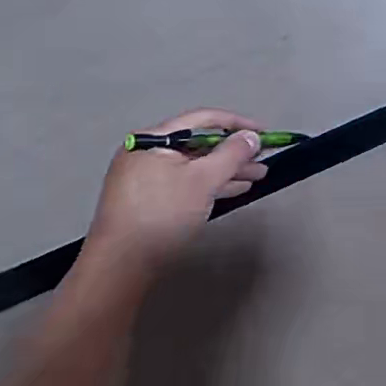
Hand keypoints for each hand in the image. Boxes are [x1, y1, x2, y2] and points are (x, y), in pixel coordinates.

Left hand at [80, 109, 267, 276]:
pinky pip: (186, 182)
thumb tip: (251, 136)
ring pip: (195, 166)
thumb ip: (232, 154)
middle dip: (235, 151)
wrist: (121, 266)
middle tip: (263, 159)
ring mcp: (146, 178)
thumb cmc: (163, 214)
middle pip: (199, 143)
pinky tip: (234, 188)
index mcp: (154, 140)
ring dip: (228, 169)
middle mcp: (147, 153)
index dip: (238, 124)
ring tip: (257, 176)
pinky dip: (210, 184)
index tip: (264, 134)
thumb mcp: (203, 180)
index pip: (202, 119)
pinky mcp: (149, 201)